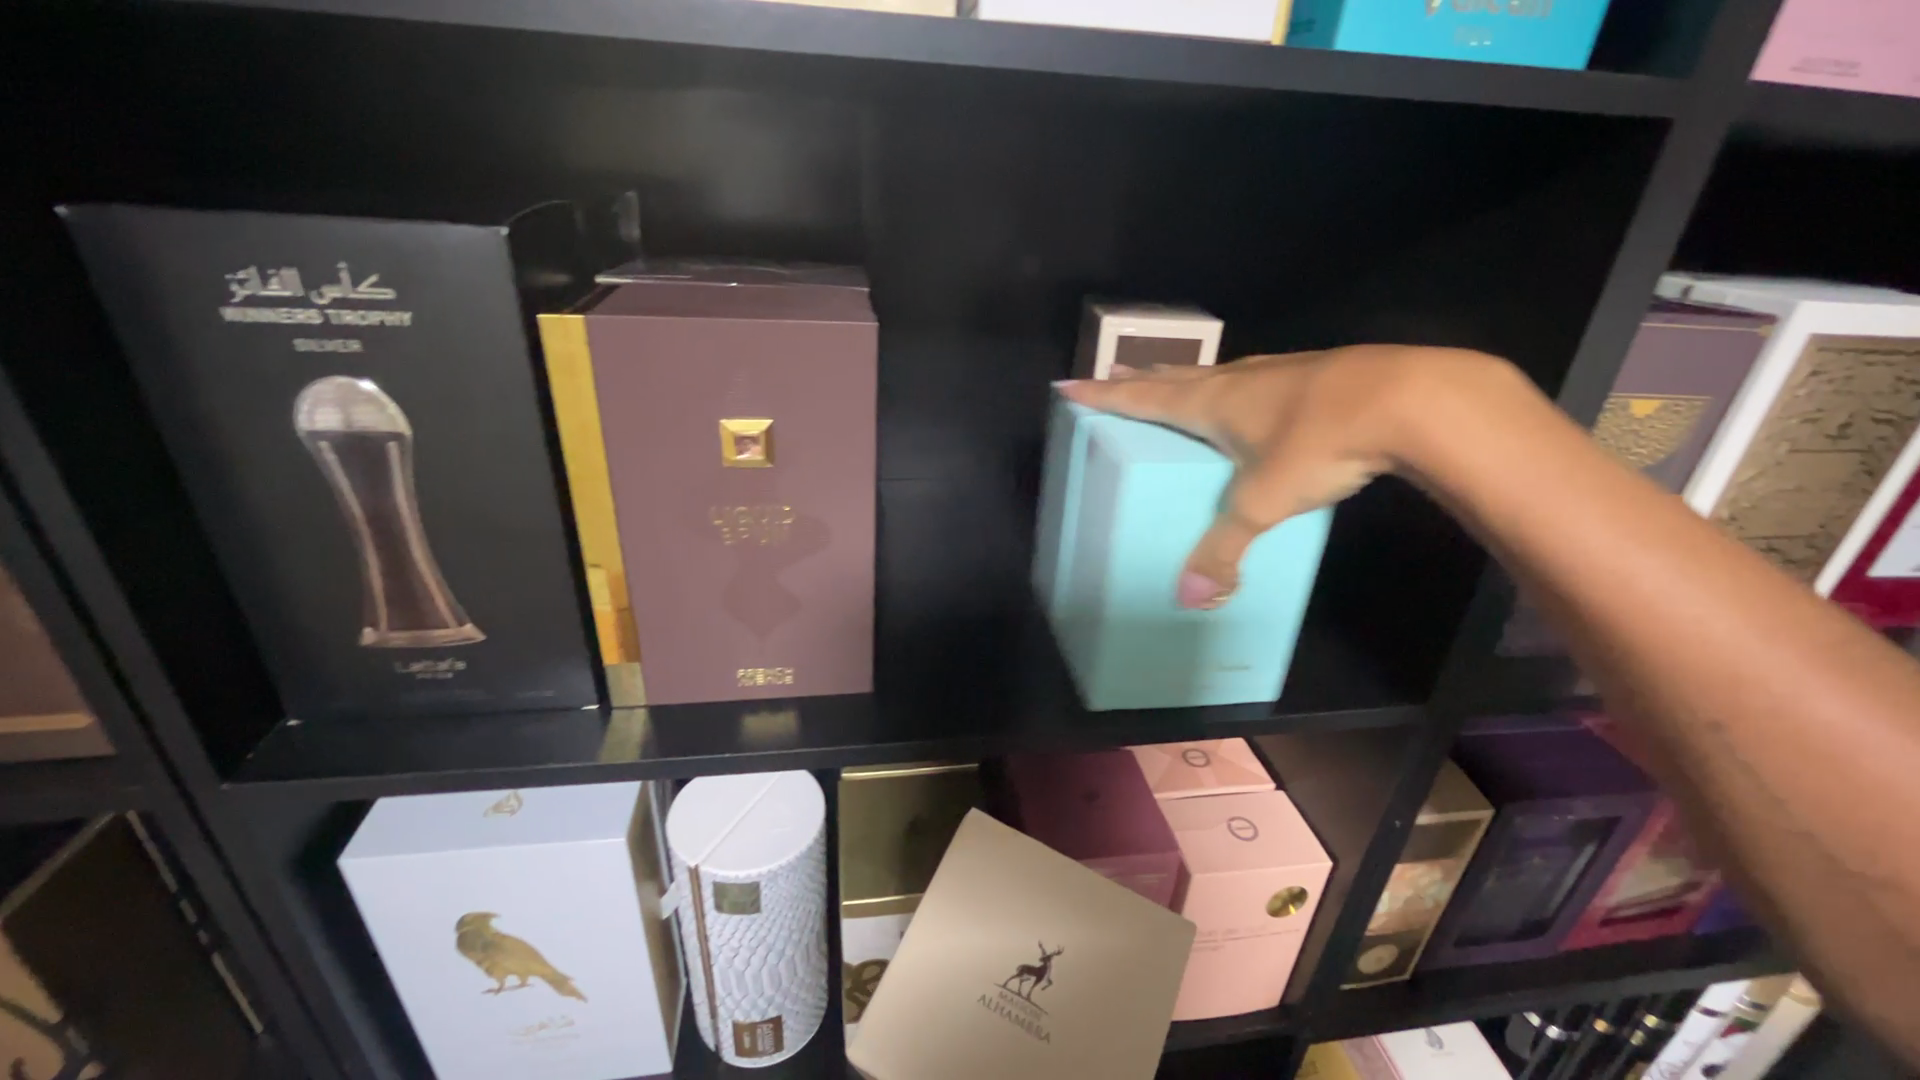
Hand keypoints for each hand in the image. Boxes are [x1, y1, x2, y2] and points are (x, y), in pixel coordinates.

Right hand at [1057, 345, 1506, 607]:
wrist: (1407, 400)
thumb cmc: (1317, 443)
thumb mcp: (1263, 503)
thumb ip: (1224, 549)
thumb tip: (1190, 597)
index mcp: (1210, 405)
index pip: (1142, 399)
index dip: (1103, 395)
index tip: (1068, 386)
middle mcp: (1235, 382)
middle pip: (1174, 377)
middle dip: (1140, 380)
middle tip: (1112, 376)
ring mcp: (1275, 373)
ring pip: (1215, 373)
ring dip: (1185, 378)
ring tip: (1170, 382)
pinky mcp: (1311, 375)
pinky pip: (1252, 378)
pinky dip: (1232, 384)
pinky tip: (1248, 394)